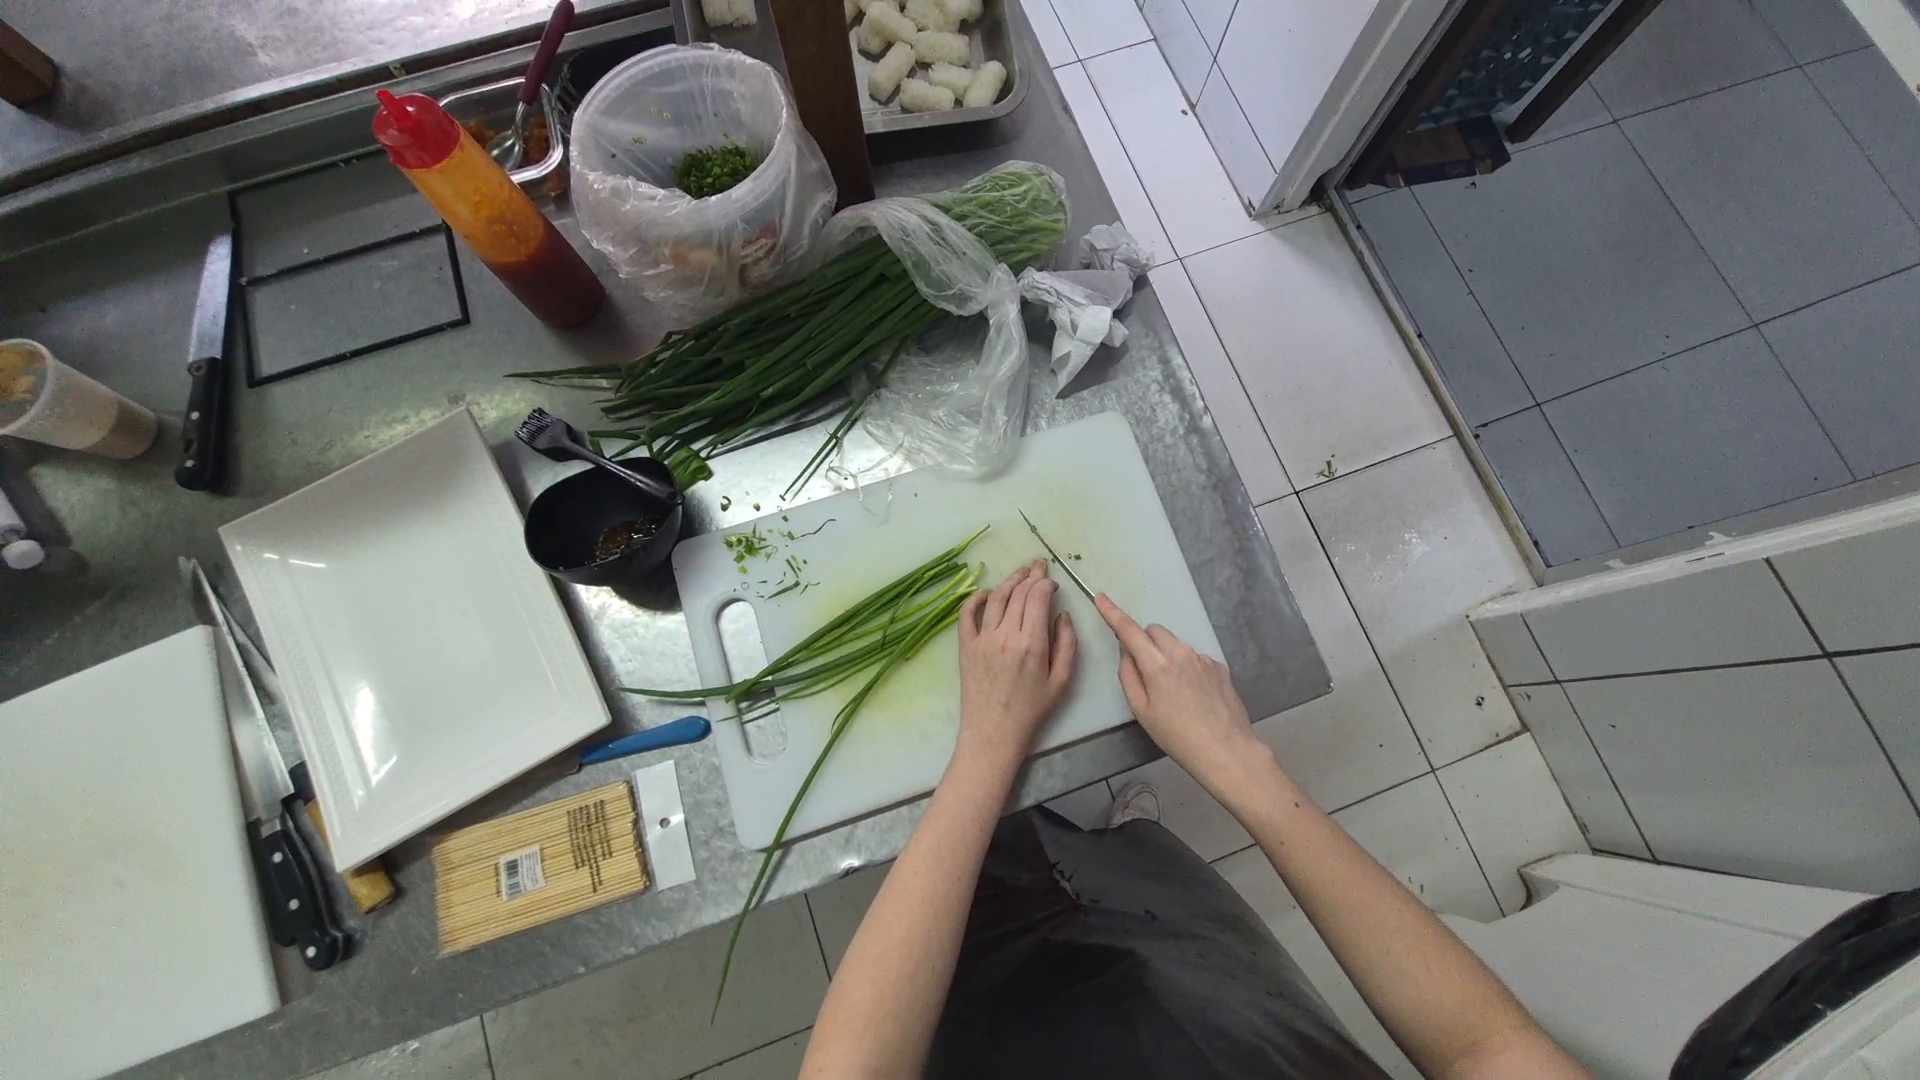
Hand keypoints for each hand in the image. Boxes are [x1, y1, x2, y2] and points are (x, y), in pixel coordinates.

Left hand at [956, 560, 1077, 767]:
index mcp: (1032, 643)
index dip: (1046, 583)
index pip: (1038, 597)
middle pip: (1018, 593)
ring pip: (995, 598)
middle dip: (1031, 575)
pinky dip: (976, 598)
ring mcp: (983, 639)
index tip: (1052, 582)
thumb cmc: (1032, 711)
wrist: (994, 733)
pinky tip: (988, 592)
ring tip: (1020, 573)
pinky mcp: (966, 646)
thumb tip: (1063, 615)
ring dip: (1009, 581)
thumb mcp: (1062, 681)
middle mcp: (1006, 635)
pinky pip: (967, 614)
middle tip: (1038, 566)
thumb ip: (1068, 644)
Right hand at [1095, 593, 1265, 792]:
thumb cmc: (1177, 736)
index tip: (1101, 597)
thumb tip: (1127, 654)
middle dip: (1145, 642)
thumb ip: (1128, 676)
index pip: (1129, 630)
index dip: (1112, 612)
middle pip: (1154, 632)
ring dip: (1167, 655)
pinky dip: (1187, 667)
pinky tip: (1194, 695)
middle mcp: (1181, 653)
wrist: (1227, 750)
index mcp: (1157, 664)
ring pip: (1175, 644)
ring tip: (1174, 691)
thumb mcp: (1141, 711)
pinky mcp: (1219, 666)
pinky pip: (1194, 657)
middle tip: (1145, 672)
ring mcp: (1203, 658)